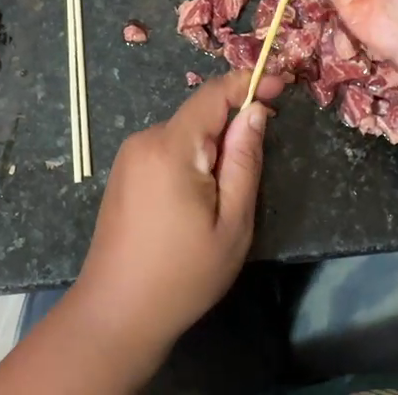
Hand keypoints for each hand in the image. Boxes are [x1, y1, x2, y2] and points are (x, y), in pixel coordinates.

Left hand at [68, 70, 284, 358]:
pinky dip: (190, 162)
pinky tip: (194, 206)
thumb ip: (245, 161)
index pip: (214, 94)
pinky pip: (167, 151)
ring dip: (211, 150)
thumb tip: (255, 111)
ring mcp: (130, 156)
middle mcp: (146, 139)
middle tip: (253, 174)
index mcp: (171, 146)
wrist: (115, 314)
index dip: (248, 82)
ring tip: (220, 204)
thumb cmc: (182, 274)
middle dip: (232, 129)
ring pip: (185, 135)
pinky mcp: (124, 173)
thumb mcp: (232, 223)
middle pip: (199, 116)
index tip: (281, 83)